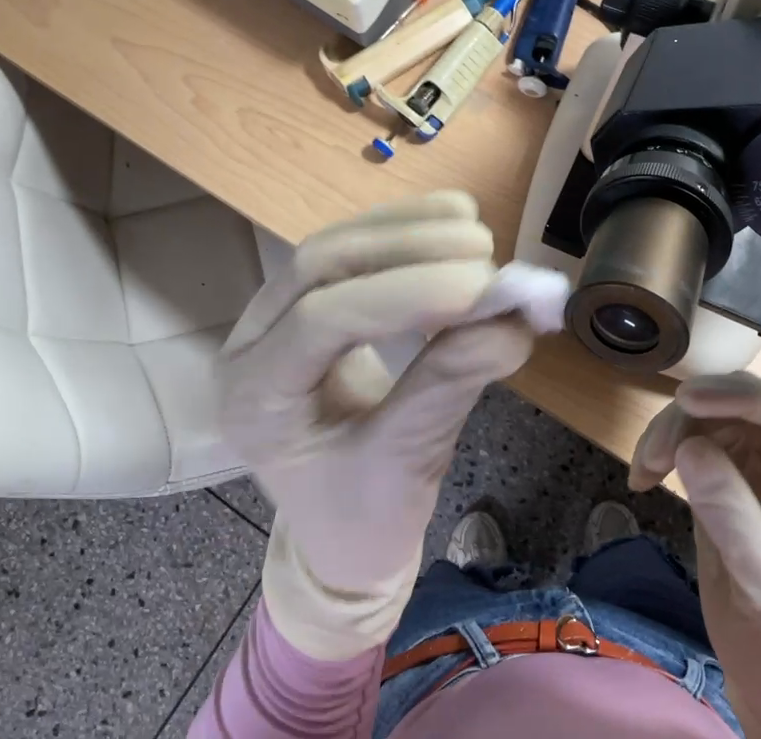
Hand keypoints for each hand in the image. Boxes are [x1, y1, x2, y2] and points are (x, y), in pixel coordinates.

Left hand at [220, 192, 538, 659]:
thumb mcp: (406, 463)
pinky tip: (451, 226)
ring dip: (409, 231)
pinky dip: (405, 234)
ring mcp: (272, 317)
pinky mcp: (308, 303)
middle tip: (484, 252)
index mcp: (254, 400)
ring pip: (336, 247)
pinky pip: (353, 253)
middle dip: (406, 249)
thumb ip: (449, 385)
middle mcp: (248, 344)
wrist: (344, 534)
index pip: (319, 321)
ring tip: (477, 236)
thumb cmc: (365, 518)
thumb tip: (512, 320)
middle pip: (319, 265)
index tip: (482, 286)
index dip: (405, 293)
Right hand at [631, 373, 760, 738]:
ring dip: (672, 431)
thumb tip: (689, 448)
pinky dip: (664, 449)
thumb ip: (733, 518)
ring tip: (644, 469)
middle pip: (747, 404)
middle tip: (655, 452)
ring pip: (714, 417)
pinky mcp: (731, 484)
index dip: (746, 395)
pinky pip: (695, 443)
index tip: (688, 401)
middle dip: (696, 414)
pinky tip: (643, 477)